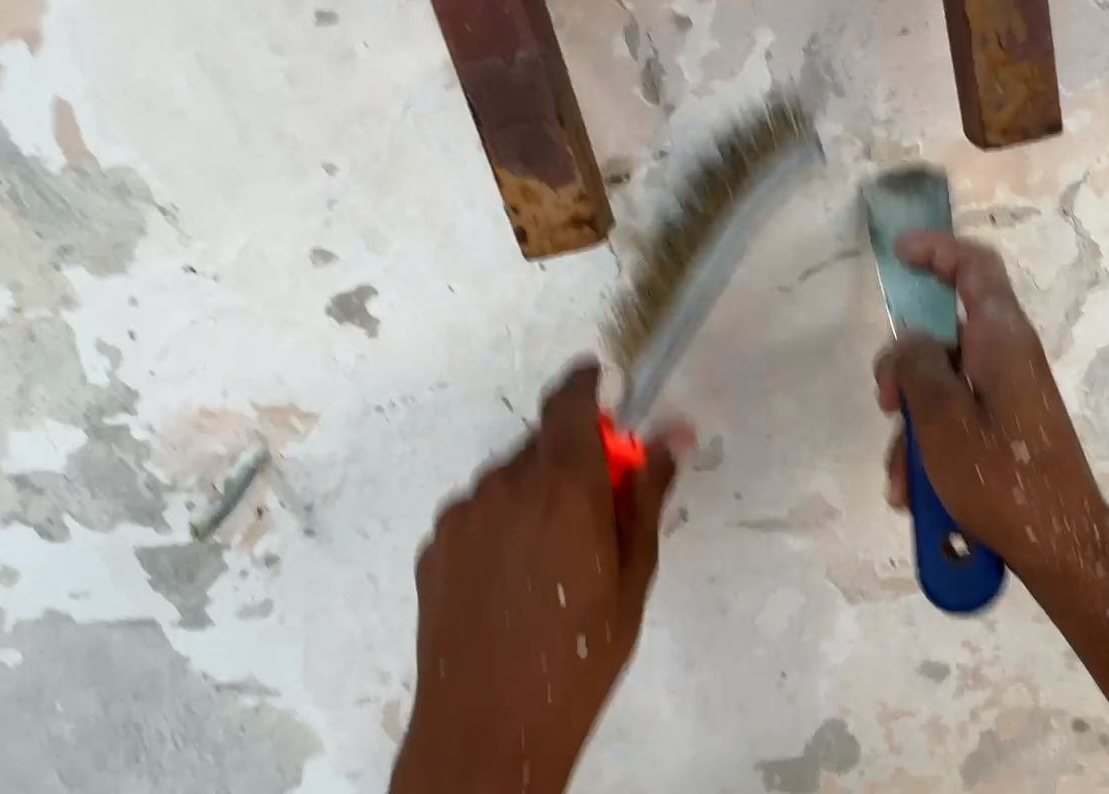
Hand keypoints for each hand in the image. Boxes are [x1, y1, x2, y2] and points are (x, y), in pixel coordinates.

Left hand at [394, 361, 691, 793]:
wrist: (488, 730)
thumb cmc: (581, 652)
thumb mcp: (634, 574)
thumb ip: (648, 491)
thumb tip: (673, 433)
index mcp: (563, 486)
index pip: (570, 402)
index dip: (585, 381)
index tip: (600, 378)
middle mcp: (505, 485)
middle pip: (542, 442)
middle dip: (572, 457)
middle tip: (594, 509)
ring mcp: (462, 515)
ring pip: (509, 478)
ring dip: (535, 492)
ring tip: (550, 557)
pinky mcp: (435, 545)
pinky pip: (479, 510)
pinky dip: (502, 521)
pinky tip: (512, 577)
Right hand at [872, 232, 1106, 583]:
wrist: (1061, 550)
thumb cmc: (1000, 480)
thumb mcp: (941, 419)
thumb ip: (916, 365)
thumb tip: (909, 341)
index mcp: (1001, 339)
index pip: (974, 267)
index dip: (936, 249)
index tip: (898, 252)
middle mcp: (1007, 357)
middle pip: (943, 336)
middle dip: (903, 370)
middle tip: (884, 404)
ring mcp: (1007, 394)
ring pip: (941, 386)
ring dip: (912, 426)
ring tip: (901, 480)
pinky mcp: (1006, 428)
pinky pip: (955, 419)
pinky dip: (930, 448)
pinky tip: (916, 494)